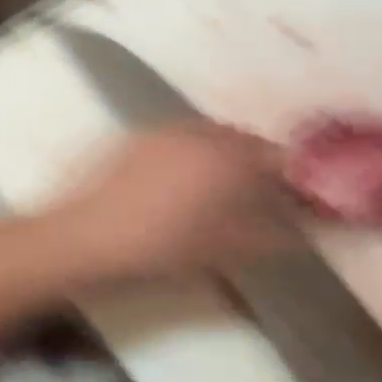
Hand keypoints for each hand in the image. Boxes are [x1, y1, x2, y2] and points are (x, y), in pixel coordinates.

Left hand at [44, 122, 296, 278]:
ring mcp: (158, 131)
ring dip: (220, 156)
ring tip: (217, 191)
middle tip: (259, 195)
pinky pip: (173, 140)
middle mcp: (197, 133)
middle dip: (256, 164)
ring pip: (206, 136)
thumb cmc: (158, 247)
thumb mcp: (224, 249)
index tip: (298, 198)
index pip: (279, 157)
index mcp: (228, 156)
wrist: (83, 238)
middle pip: (242, 141)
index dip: (293, 178)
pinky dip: (186, 155)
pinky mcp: (128, 140)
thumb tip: (299, 230)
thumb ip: (270, 235)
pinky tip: (176, 185)